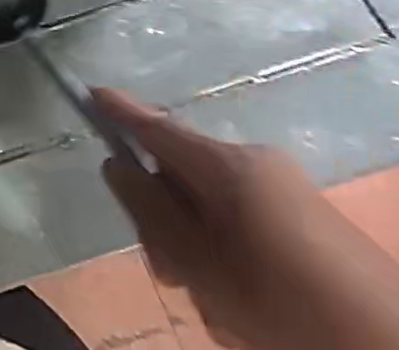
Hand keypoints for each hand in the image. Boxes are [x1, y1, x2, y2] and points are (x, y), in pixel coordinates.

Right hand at [95, 88, 398, 349]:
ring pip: (209, 198)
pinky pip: (242, 214)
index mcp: (225, 165)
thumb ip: (151, 210)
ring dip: (195, 238)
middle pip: (179, 169)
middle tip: (168, 269)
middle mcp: (253, 162)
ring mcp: (285, 188)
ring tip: (208, 293)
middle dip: (163, 213)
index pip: (155, 127)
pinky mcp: (309, 217)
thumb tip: (119, 166)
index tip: (90, 91)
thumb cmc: (286, 306)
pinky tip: (240, 294)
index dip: (119, 110)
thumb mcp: (202, 266)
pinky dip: (226, 245)